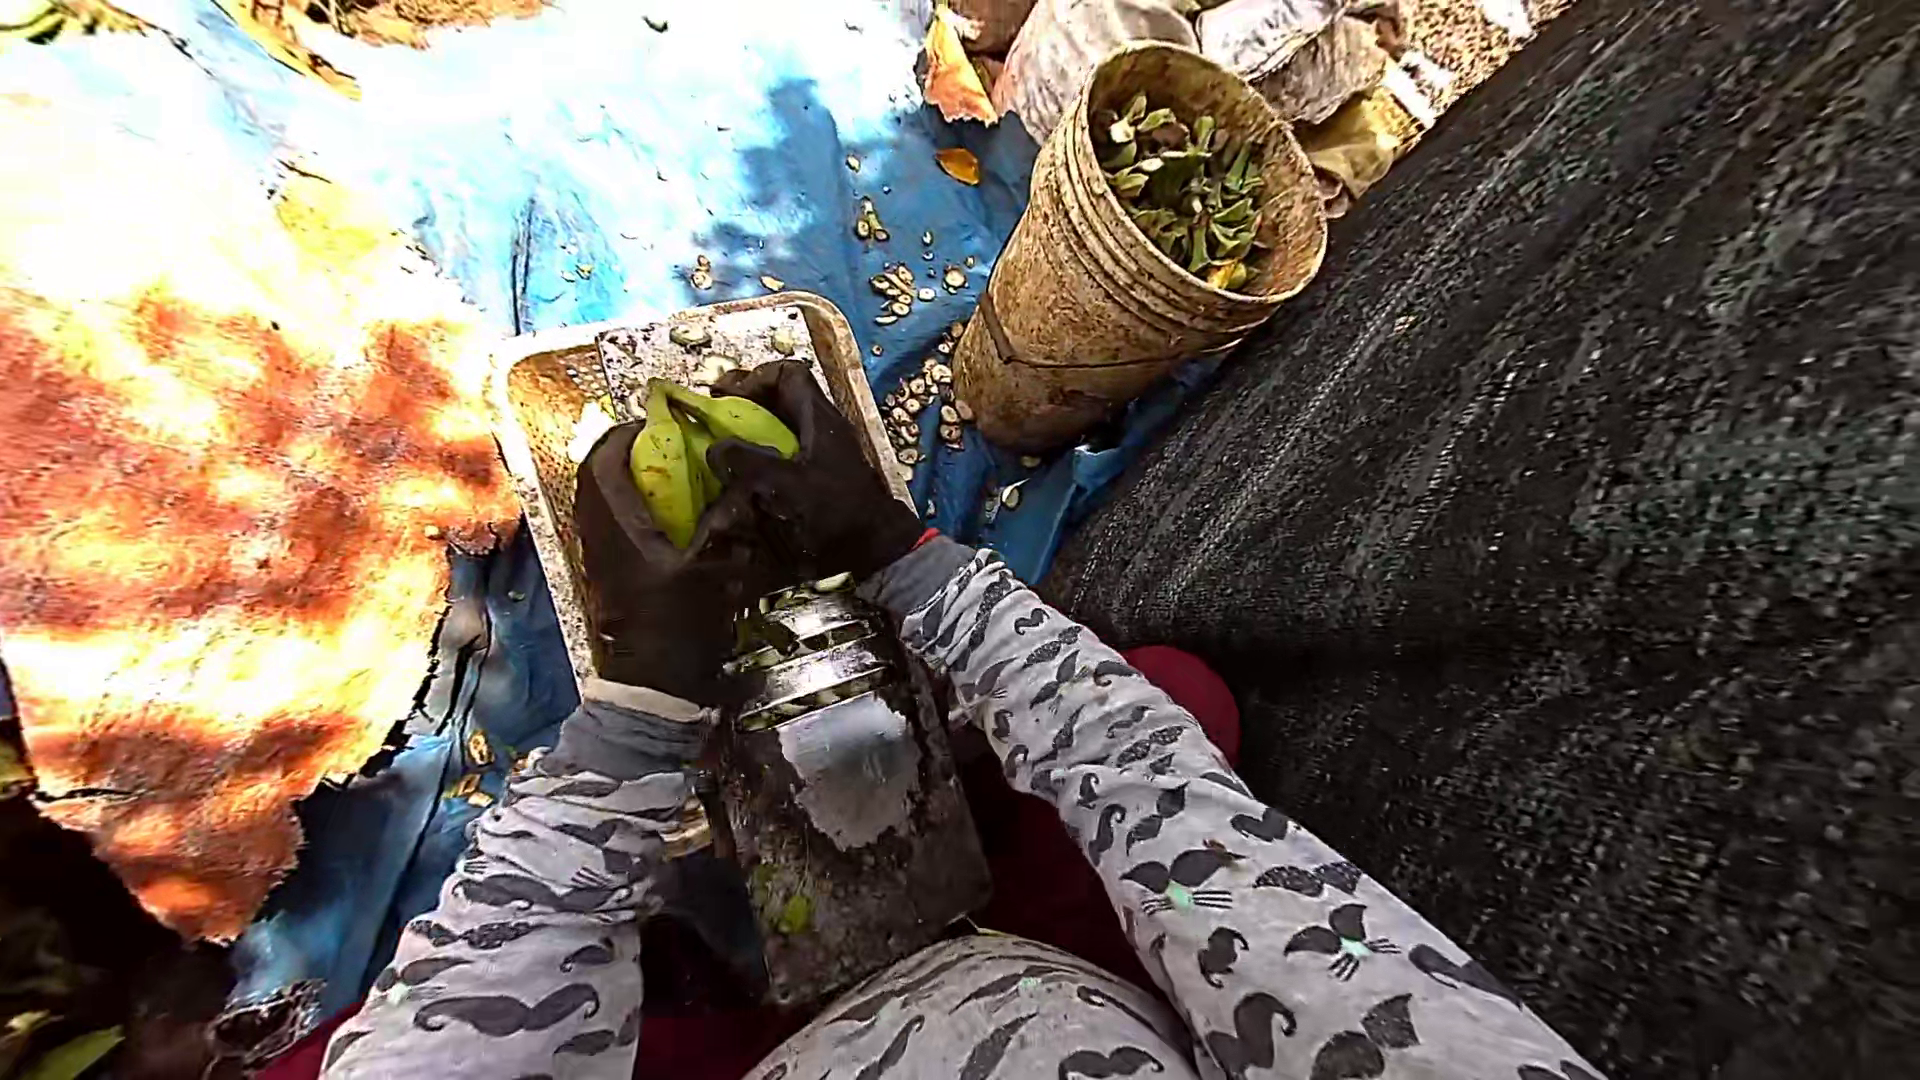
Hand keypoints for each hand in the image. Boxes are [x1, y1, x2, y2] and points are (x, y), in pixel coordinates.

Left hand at [574, 421, 786, 704]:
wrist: (653, 677)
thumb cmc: (679, 622)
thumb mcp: (713, 569)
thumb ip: (725, 524)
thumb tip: (739, 487)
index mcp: (617, 525)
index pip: (604, 458)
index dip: (628, 433)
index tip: (661, 424)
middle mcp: (596, 532)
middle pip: (596, 472)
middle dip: (627, 450)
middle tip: (667, 445)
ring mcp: (597, 552)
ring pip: (600, 495)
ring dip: (629, 475)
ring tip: (670, 472)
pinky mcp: (606, 568)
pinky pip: (609, 518)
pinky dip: (632, 503)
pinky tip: (668, 513)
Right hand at [709, 361, 924, 580]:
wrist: (877, 544)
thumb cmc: (838, 511)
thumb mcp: (789, 486)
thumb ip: (750, 464)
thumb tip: (716, 449)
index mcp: (820, 418)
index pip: (789, 375)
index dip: (755, 377)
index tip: (727, 396)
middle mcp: (824, 428)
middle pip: (783, 398)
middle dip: (748, 403)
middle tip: (717, 417)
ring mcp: (825, 451)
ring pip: (785, 425)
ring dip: (755, 429)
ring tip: (726, 444)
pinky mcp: (824, 474)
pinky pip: (789, 452)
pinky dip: (766, 455)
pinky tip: (748, 473)